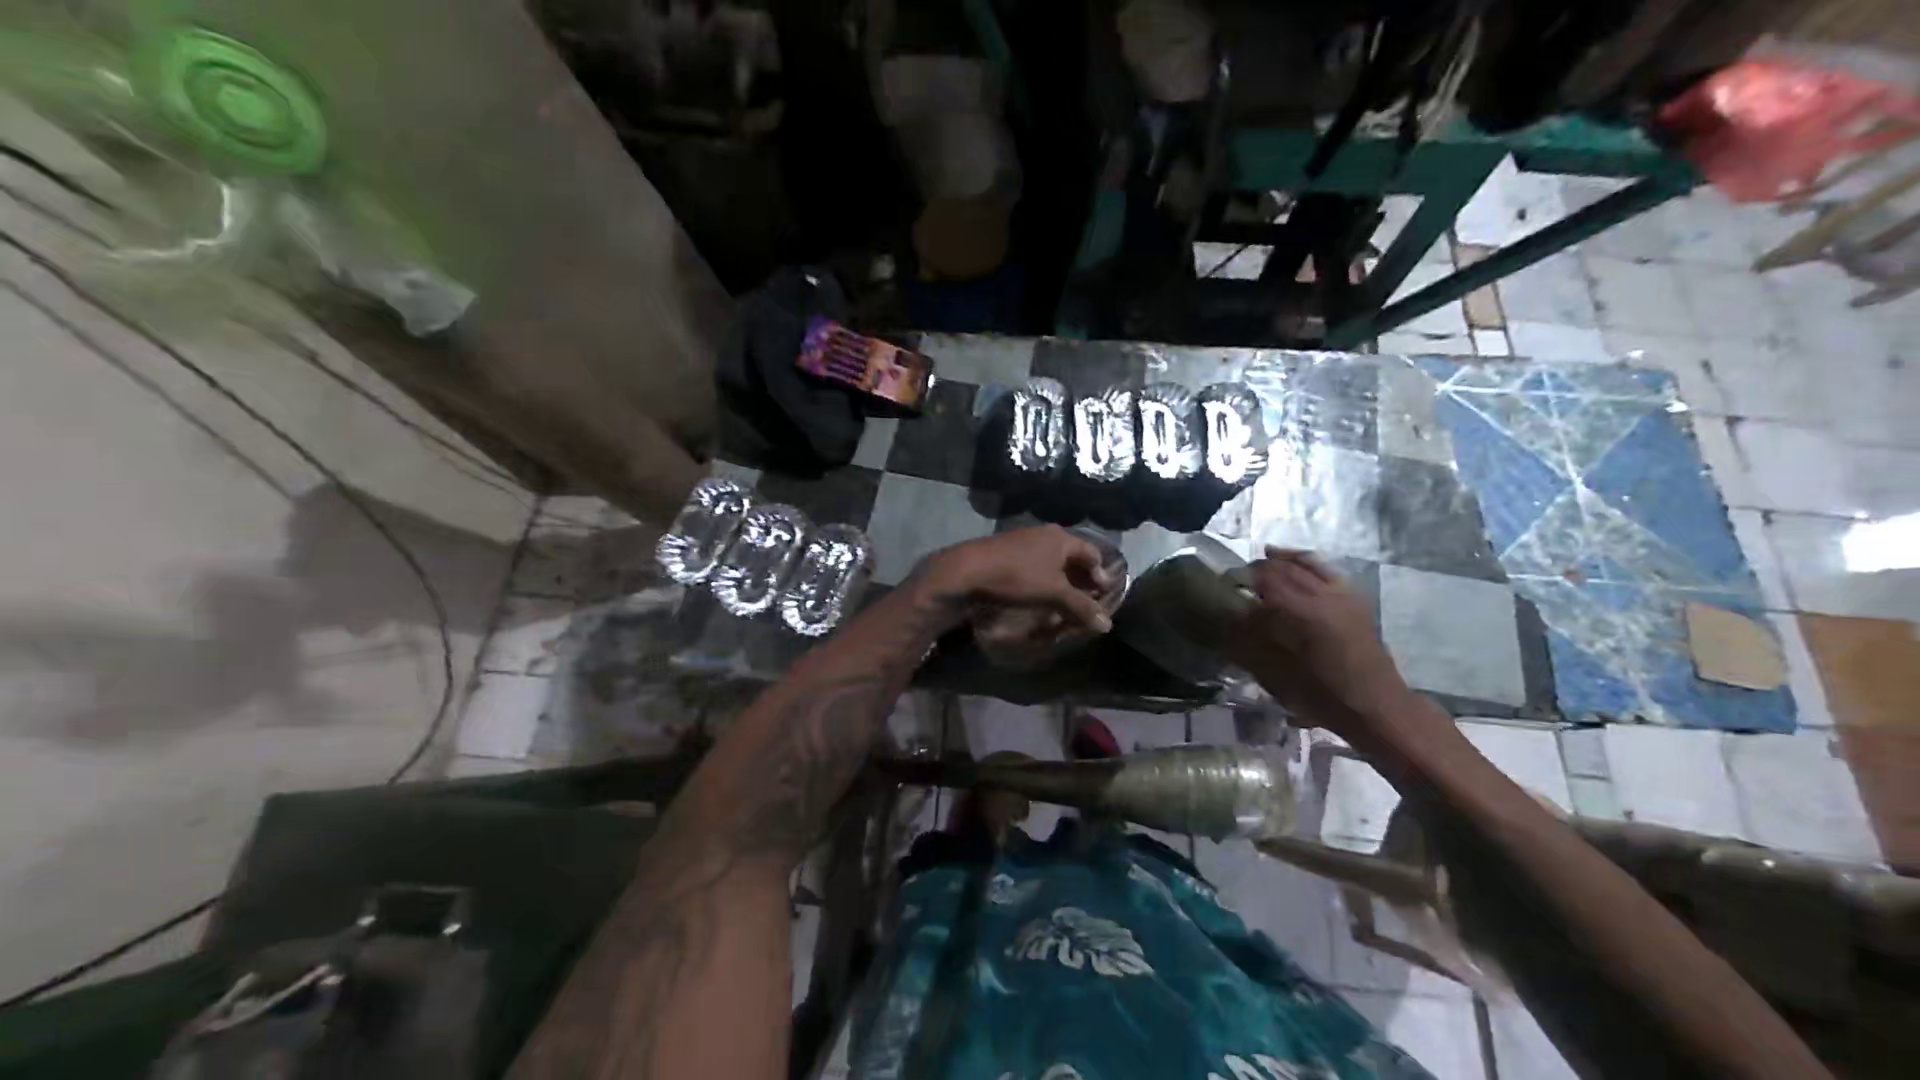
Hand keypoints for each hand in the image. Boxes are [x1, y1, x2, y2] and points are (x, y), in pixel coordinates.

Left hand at [914, 526, 1116, 633]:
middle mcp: (1045, 534)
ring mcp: (1024, 540)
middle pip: (1072, 556)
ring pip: (1052, 560)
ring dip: (1061, 580)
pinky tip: (1038, 594)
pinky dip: (1043, 578)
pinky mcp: (1006, 551)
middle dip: (1081, 578)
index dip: (1101, 574)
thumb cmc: (1017, 576)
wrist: (967, 570)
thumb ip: (1081, 607)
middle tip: (1087, 599)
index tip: (1104, 594)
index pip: (1092, 553)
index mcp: (1061, 537)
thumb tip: (1107, 625)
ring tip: (1063, 600)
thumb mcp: (1053, 593)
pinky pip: (1034, 563)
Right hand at [1227, 548, 1414, 733]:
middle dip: (1258, 567)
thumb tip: (1228, 622)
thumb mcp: (1276, 674)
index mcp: (1301, 612)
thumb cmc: (1322, 696)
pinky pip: (1328, 570)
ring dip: (1283, 559)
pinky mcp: (1354, 601)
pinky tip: (1299, 565)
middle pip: (1284, 568)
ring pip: (1308, 563)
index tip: (1223, 583)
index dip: (1241, 577)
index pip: (1264, 580)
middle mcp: (1322, 595)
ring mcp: (1341, 595)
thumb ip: (1250, 643)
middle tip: (1238, 577)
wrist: (1375, 707)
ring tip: (1264, 559)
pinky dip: (1310, 562)